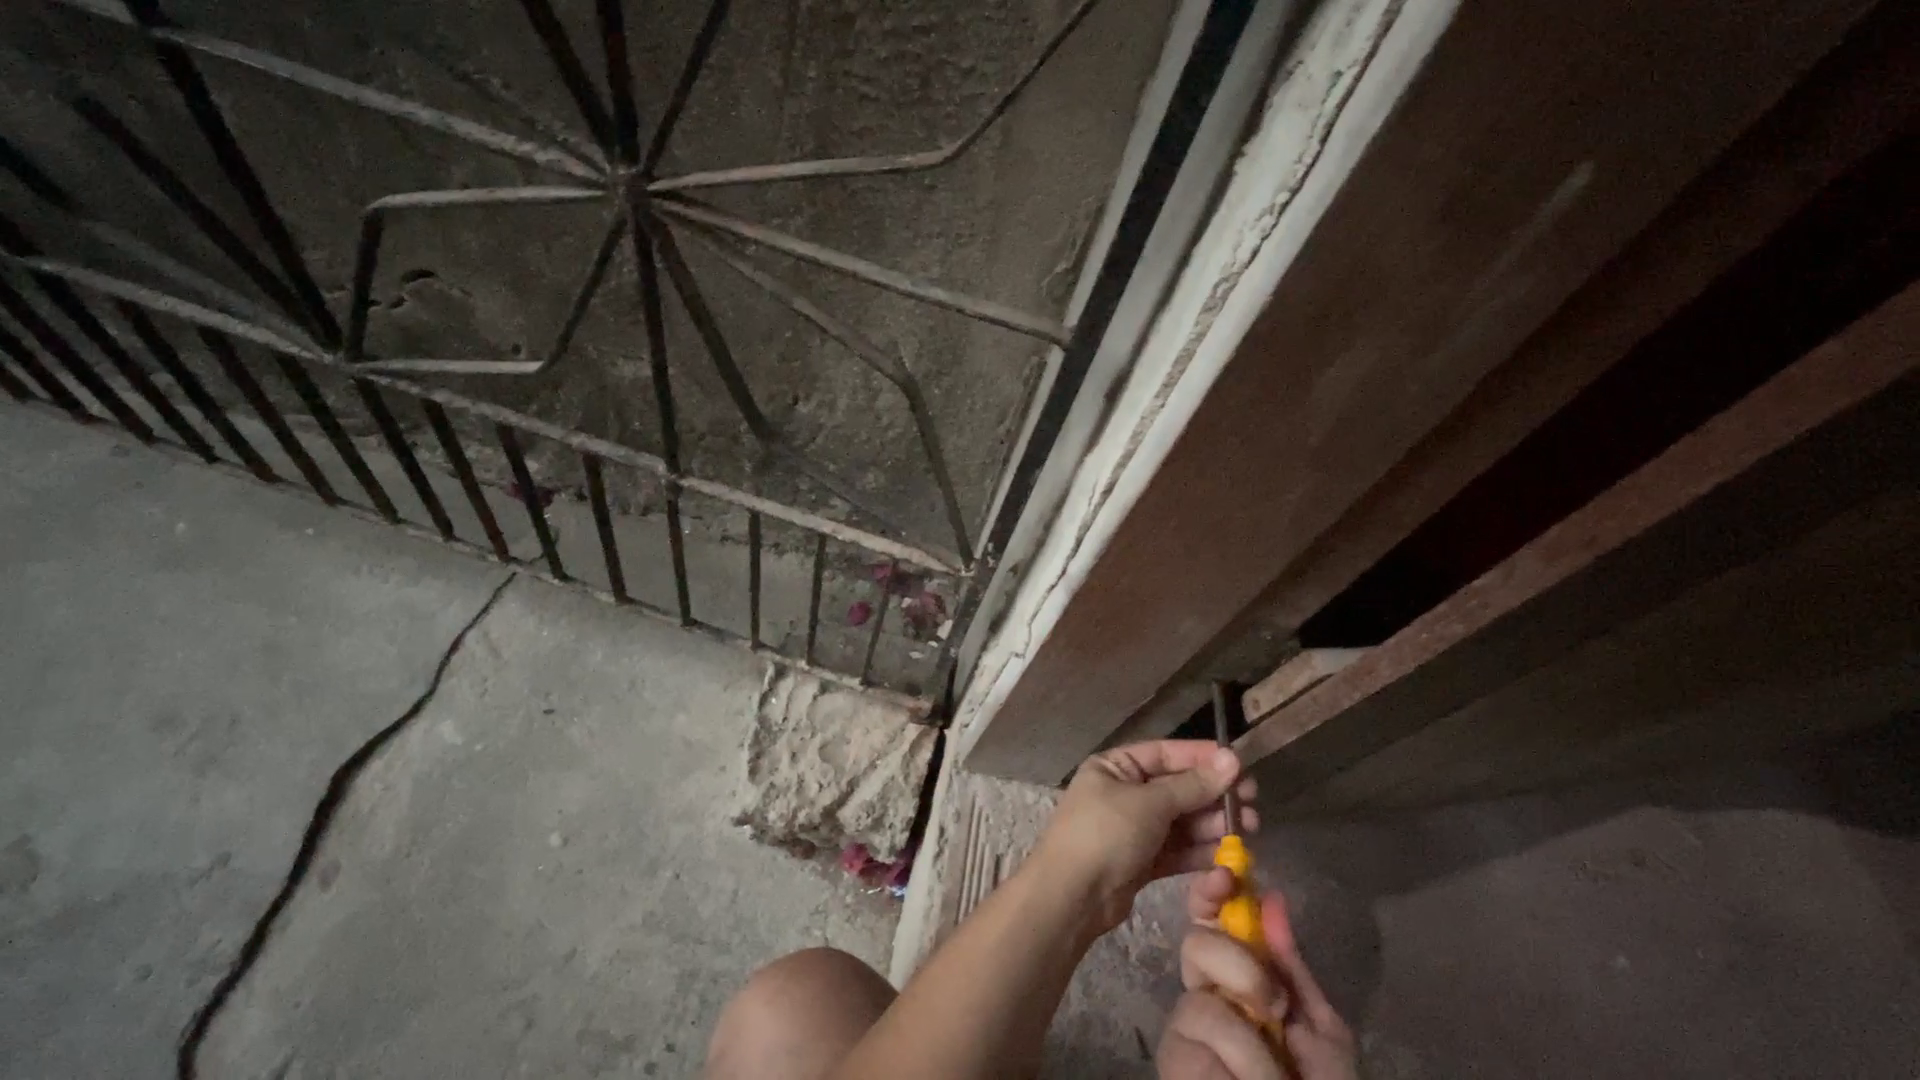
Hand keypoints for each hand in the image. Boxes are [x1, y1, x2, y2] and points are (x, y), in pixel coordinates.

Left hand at [1030, 740, 1256, 933]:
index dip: (1203, 759)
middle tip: (1251, 805)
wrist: (1072, 896)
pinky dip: (1200, 851)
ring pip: (1181, 821)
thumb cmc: (1106, 834)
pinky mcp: (1141, 861)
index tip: (1240, 767)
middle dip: (1213, 797)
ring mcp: (1133, 829)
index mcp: (1114, 767)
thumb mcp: (1150, 803)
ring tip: (1247, 830)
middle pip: (1177, 789)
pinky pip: (1176, 849)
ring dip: (1213, 825)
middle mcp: (1123, 793)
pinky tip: (1227, 855)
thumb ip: (1193, 785)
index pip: (1165, 753)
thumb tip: (1232, 759)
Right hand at [1158, 870, 1357, 1079]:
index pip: (1216, 922)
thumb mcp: (1320, 1027)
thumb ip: (1289, 964)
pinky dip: (1247, 1050)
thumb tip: (1271, 895)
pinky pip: (1205, 1019)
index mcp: (1244, 981)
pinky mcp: (1174, 1053)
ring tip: (1276, 1060)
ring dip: (1250, 1011)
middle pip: (1199, 937)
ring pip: (1200, 973)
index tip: (1227, 874)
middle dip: (1237, 956)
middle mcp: (1210, 994)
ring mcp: (1188, 1024)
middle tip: (1273, 1001)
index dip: (1214, 893)